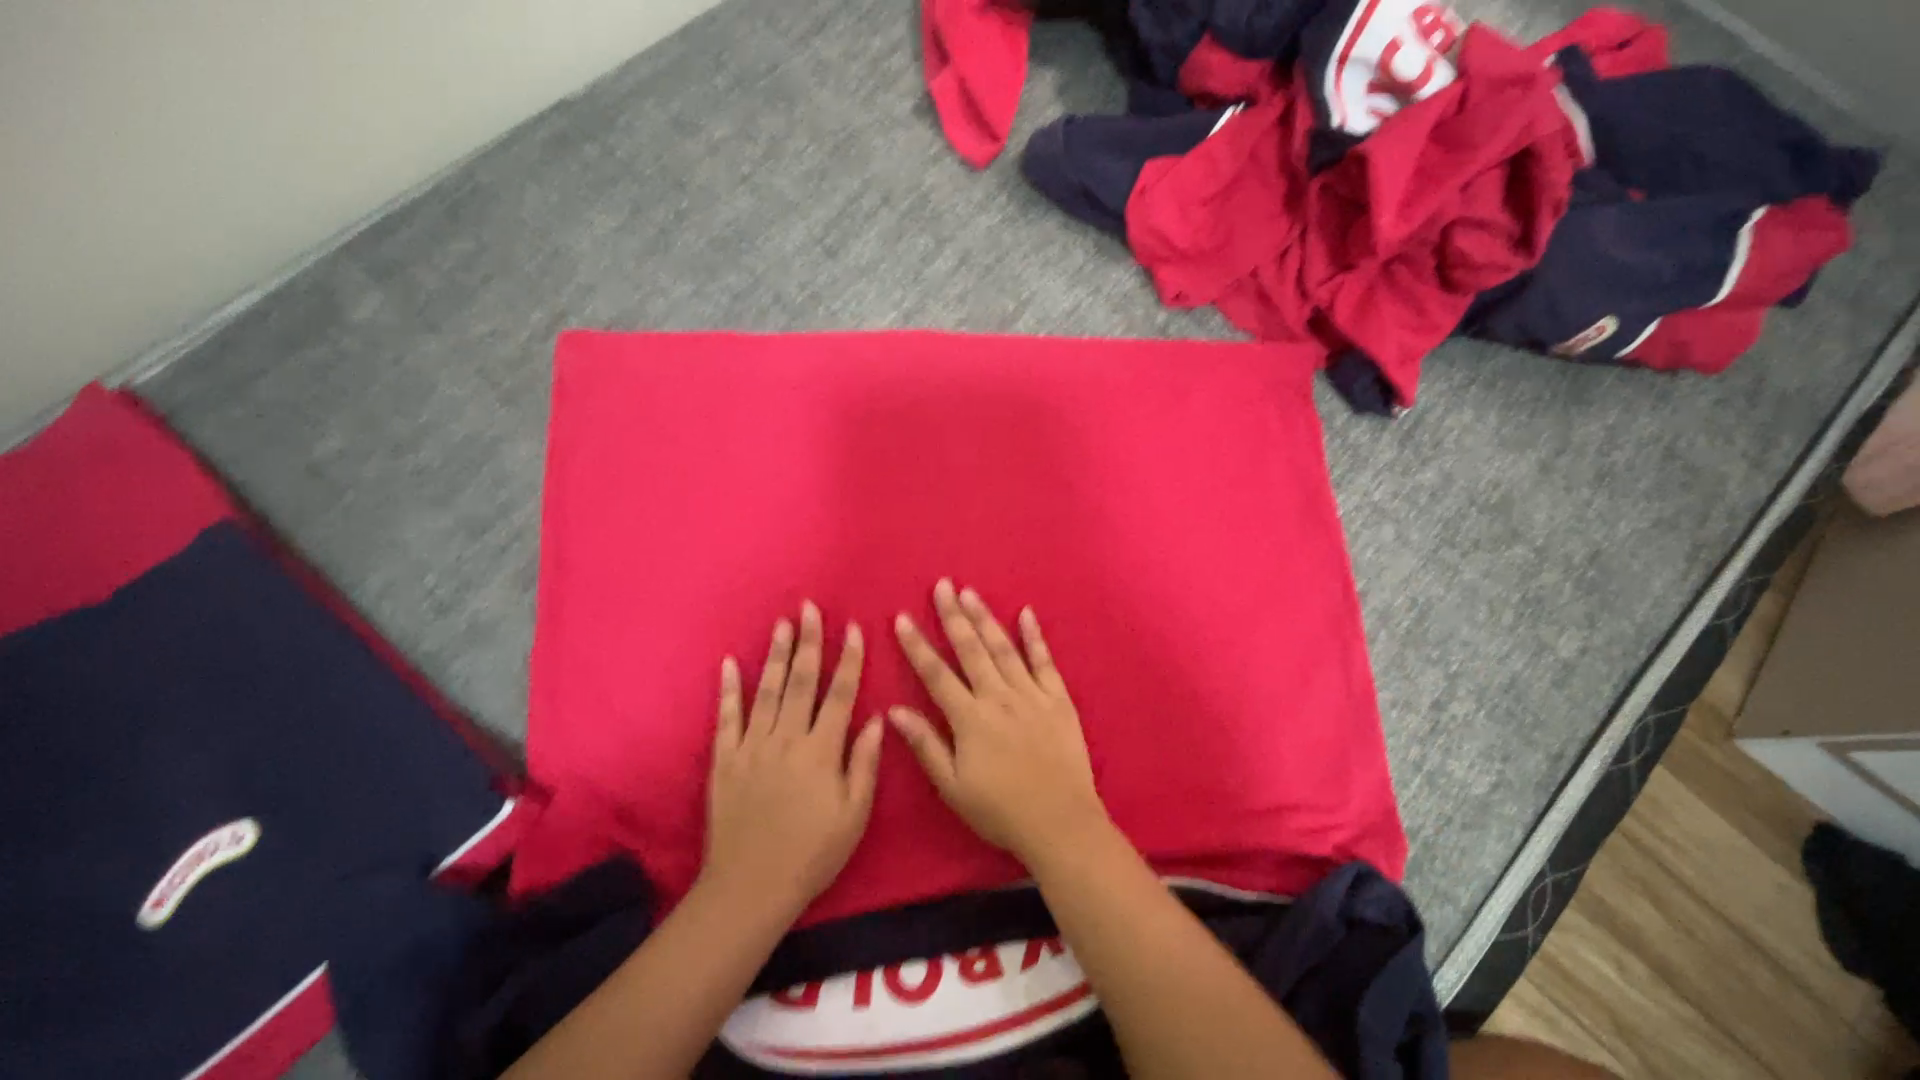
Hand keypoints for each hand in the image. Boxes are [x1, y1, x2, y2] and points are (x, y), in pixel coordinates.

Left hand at [704, 602, 882, 910]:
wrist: (751, 885)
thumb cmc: (812, 854)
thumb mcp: (854, 815)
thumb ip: (864, 764)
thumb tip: (876, 719)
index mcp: (821, 751)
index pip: (839, 695)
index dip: (848, 660)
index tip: (853, 629)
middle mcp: (786, 739)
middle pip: (800, 682)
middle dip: (808, 642)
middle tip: (809, 608)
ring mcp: (751, 747)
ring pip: (766, 692)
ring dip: (775, 656)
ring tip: (781, 625)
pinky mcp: (724, 760)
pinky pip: (726, 717)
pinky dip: (729, 690)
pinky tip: (730, 664)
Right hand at [889, 579, 1108, 863]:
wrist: (1060, 822)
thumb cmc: (1000, 811)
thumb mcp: (953, 787)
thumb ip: (925, 745)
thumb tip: (894, 710)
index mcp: (969, 719)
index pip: (936, 674)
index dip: (917, 645)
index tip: (902, 618)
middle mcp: (999, 698)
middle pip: (971, 649)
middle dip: (953, 615)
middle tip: (942, 585)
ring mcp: (1032, 696)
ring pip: (1004, 648)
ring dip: (986, 618)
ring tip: (971, 592)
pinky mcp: (1059, 701)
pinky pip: (1045, 662)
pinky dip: (1035, 637)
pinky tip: (1026, 614)